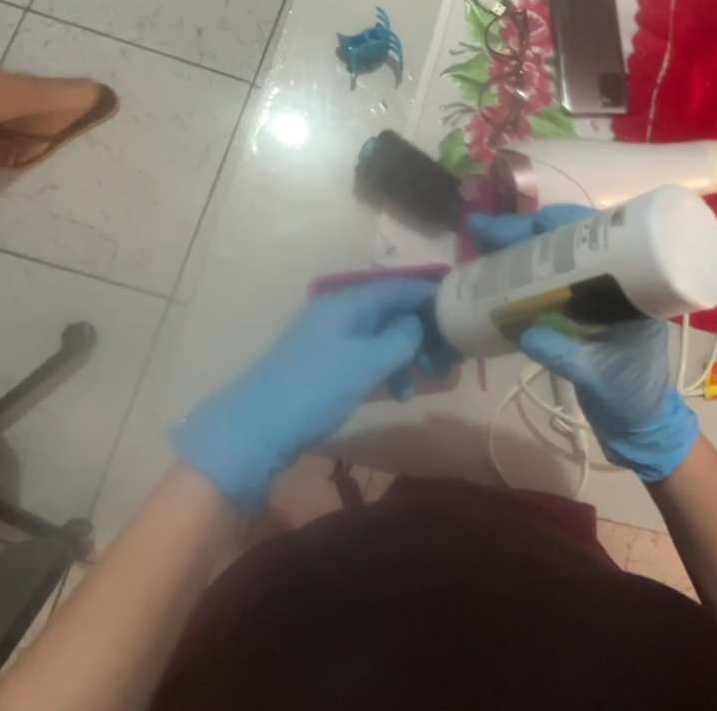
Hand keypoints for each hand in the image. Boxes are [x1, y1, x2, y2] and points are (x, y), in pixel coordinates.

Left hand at [170, 279, 437, 510]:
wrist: (254, 430)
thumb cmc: (314, 389)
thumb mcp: (365, 363)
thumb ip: (400, 338)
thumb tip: (418, 321)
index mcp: (346, 302)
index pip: (398, 286)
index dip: (430, 295)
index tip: (462, 309)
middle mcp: (337, 313)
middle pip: (391, 311)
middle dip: (423, 331)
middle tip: (450, 357)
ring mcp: (328, 339)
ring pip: (380, 335)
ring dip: (407, 353)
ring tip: (427, 381)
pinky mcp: (323, 365)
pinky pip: (366, 356)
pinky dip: (386, 368)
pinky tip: (398, 393)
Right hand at [466, 208, 698, 481]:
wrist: (640, 426)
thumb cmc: (631, 398)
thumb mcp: (598, 377)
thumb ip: (566, 357)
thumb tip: (528, 332)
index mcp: (633, 287)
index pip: (597, 238)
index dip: (559, 225)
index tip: (525, 224)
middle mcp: (615, 282)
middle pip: (567, 240)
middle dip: (525, 231)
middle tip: (485, 230)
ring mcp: (595, 296)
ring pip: (555, 257)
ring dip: (519, 247)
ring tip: (483, 240)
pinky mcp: (579, 312)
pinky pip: (549, 281)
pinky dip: (523, 272)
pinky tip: (496, 270)